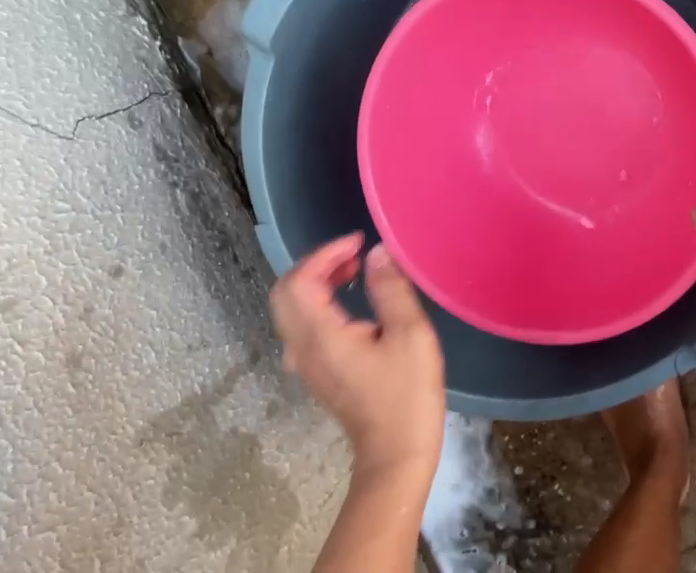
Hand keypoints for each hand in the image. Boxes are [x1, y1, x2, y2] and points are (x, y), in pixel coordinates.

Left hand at [269, 234, 445, 477]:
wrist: (396, 453)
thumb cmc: (407, 394)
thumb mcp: (410, 334)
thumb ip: (391, 289)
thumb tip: (378, 252)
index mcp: (320, 336)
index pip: (300, 281)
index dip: (326, 253)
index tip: (360, 241)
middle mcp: (301, 349)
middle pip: (285, 293)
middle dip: (317, 264)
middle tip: (355, 254)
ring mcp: (305, 364)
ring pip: (291, 310)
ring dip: (317, 282)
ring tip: (357, 271)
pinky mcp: (316, 372)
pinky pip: (302, 326)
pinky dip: (320, 303)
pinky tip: (352, 304)